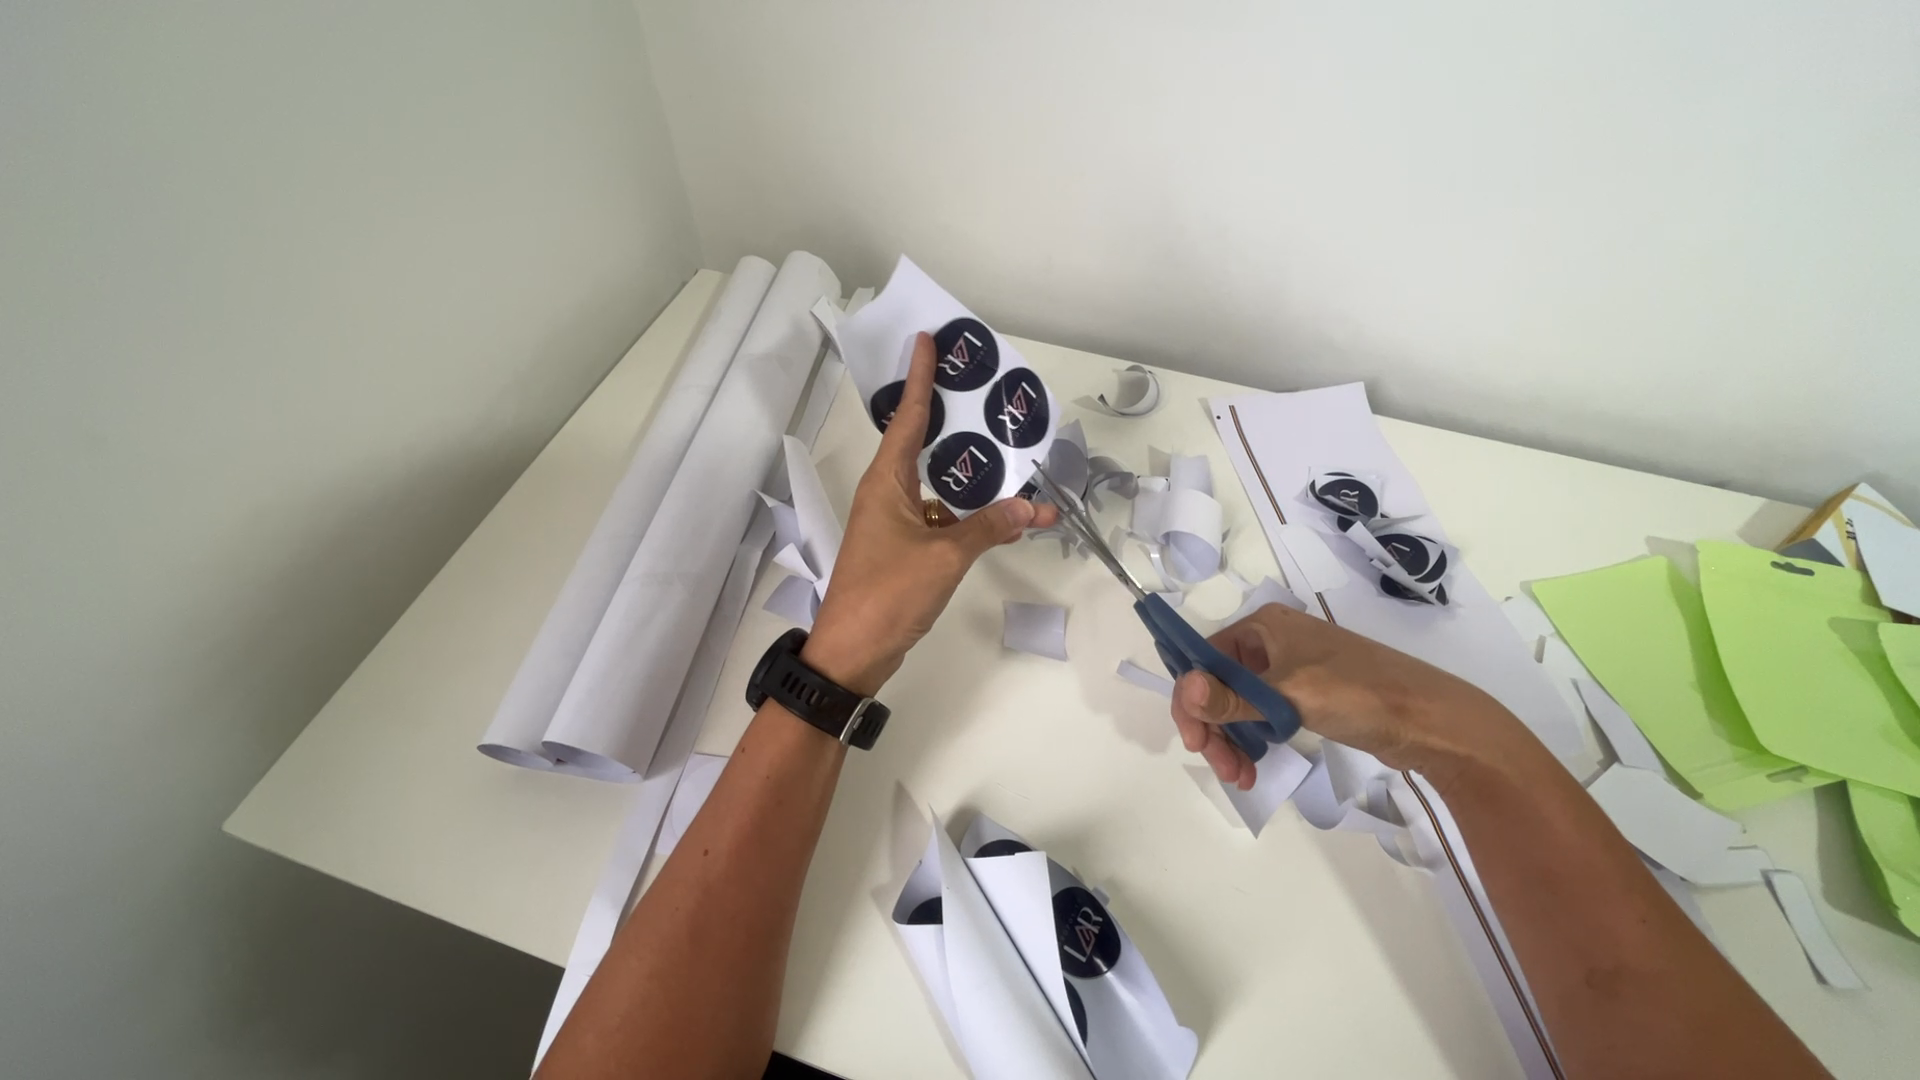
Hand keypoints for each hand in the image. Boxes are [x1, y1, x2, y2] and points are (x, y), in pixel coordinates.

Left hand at [801, 332, 1058, 695]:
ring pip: (939, 488)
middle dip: (954, 421)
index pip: (908, 419)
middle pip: (924, 446)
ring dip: (973, 481)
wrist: (853, 653)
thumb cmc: (889, 595)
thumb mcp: (944, 557)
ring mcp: (895, 525)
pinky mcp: (904, 551)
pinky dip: (970, 518)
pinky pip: (942, 521)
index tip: (926, 340)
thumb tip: (1029, 507)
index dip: (920, 379)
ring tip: (1014, 460)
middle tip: (984, 392)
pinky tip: (1005, 521)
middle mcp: (888, 496)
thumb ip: (988, 528)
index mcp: (886, 484)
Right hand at [1172, 603, 1529, 789]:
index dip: (1192, 701)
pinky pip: (1261, 716)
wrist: (1433, 721)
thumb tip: (1182, 690)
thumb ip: (1232, 698)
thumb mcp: (1289, 696)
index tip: (1196, 743)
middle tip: (1222, 768)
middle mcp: (1270, 642)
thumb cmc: (1359, 695)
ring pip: (1237, 705)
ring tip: (1241, 776)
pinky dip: (1253, 741)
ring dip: (1231, 741)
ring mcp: (1289, 669)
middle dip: (1214, 728)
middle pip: (1218, 686)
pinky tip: (1254, 767)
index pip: (1204, 660)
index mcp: (1262, 626)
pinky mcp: (1305, 696)